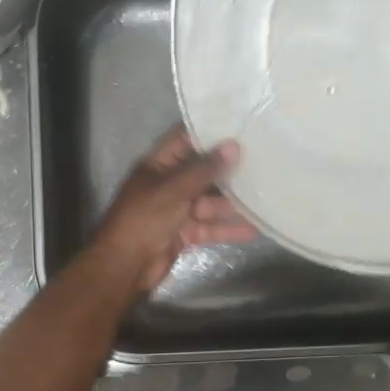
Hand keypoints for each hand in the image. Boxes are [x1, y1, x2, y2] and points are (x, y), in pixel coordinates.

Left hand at [87, 128, 257, 292]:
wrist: (124, 266)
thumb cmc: (144, 219)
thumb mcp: (174, 189)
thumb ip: (204, 169)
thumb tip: (233, 145)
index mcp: (157, 166)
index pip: (185, 140)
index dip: (209, 132)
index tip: (239, 124)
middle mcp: (167, 185)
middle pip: (202, 173)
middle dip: (228, 170)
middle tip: (262, 159)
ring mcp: (176, 211)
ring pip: (210, 203)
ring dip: (233, 203)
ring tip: (265, 195)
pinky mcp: (184, 234)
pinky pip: (210, 227)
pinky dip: (228, 229)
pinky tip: (254, 228)